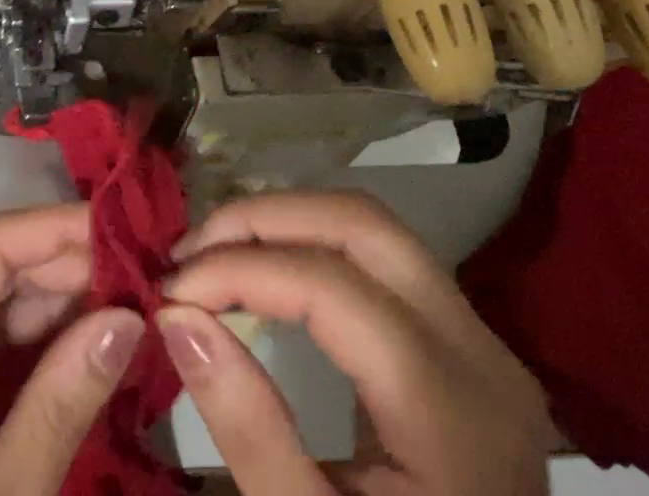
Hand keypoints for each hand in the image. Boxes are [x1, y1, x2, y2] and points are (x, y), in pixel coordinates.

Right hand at [157, 191, 555, 495]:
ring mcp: (480, 343)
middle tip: (187, 255)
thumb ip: (248, 428)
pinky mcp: (464, 345)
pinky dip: (311, 247)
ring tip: (214, 258)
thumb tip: (178, 318)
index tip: (168, 296)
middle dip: (261, 220)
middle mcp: (480, 354)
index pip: (333, 287)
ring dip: (286, 225)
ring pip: (375, 230)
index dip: (239, 270)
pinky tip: (264, 277)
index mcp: (451, 411)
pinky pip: (382, 261)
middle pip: (364, 225)